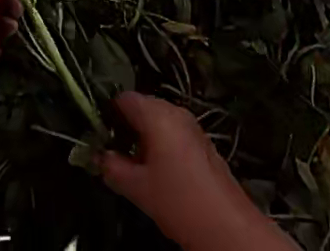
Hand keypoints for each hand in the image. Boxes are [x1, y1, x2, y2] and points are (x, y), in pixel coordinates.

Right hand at [100, 93, 295, 250]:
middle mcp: (175, 112)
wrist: (232, 231)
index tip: (98, 135)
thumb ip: (111, 167)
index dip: (107, 114)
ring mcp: (192, 127)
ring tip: (134, 167)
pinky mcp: (204, 144)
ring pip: (158, 122)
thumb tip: (97, 156)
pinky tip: (159, 174)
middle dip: (125, 128)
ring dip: (143, 138)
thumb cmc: (180, 202)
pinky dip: (161, 146)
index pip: (122, 98)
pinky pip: (173, 134)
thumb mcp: (137, 188)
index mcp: (157, 114)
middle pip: (141, 107)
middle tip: (113, 153)